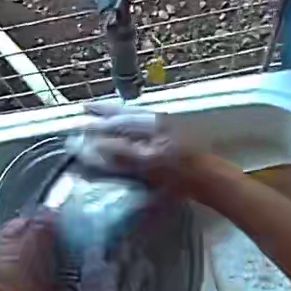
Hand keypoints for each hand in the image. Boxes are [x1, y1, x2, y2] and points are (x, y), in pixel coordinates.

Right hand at [65, 100, 198, 191]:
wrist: (208, 180)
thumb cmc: (179, 170)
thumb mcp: (146, 161)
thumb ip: (119, 152)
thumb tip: (93, 145)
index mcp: (150, 121)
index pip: (119, 114)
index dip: (99, 113)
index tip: (82, 110)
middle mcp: (156, 121)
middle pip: (126, 114)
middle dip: (105, 113)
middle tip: (86, 110)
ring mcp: (164, 131)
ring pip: (133, 121)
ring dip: (115, 121)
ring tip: (99, 122)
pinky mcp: (168, 143)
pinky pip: (140, 132)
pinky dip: (126, 132)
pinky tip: (121, 139)